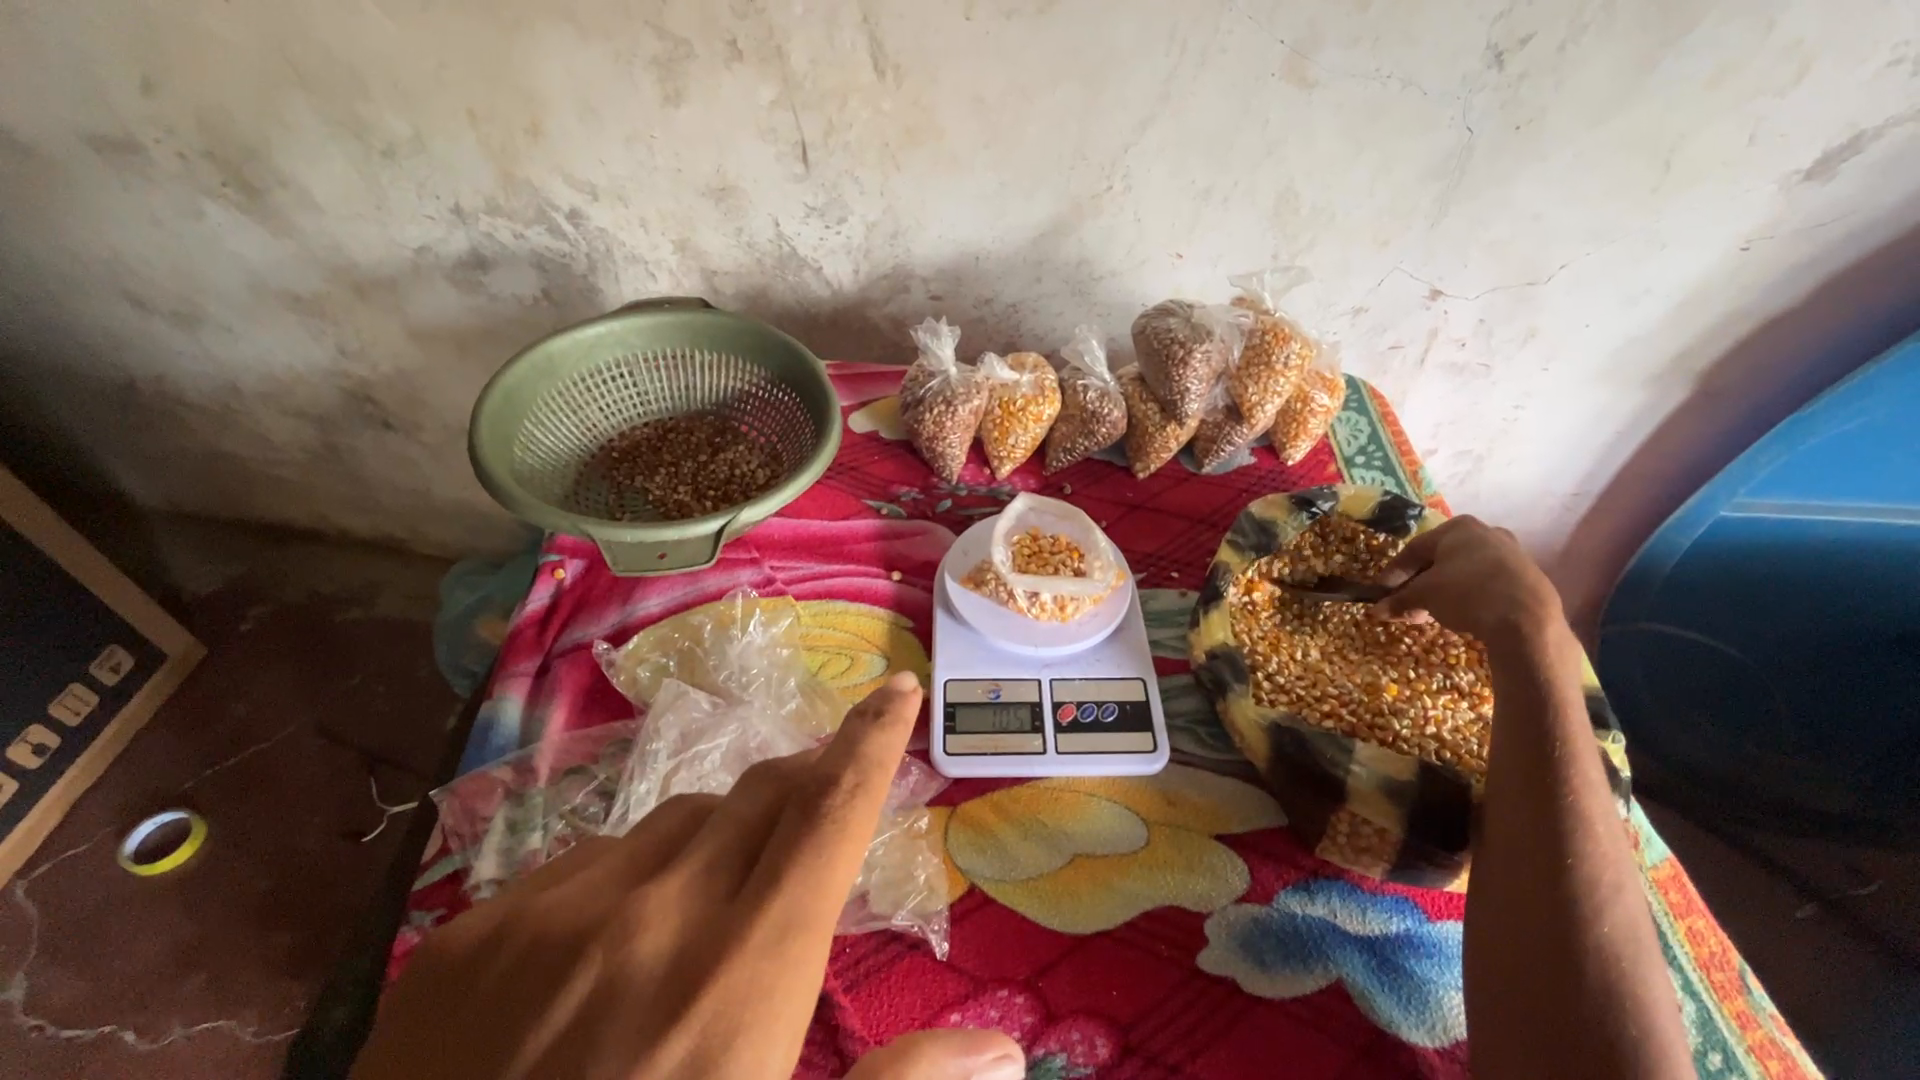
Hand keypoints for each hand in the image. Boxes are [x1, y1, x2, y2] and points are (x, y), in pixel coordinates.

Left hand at [352, 671, 1022, 1079]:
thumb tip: (1001, 1047)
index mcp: (744, 972)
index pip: (829, 816)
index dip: (871, 743)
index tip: (897, 689)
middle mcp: (655, 913)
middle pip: (758, 796)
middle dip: (804, 783)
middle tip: (822, 800)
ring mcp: (552, 914)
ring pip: (673, 824)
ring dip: (717, 838)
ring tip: (714, 899)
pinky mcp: (471, 934)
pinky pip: (582, 864)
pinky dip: (628, 879)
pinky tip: (608, 946)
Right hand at [1369, 516, 1565, 648]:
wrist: (1526, 617)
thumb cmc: (1465, 592)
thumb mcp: (1423, 596)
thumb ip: (1399, 600)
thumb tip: (1377, 611)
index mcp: (1458, 528)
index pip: (1414, 549)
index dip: (1394, 573)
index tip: (1382, 592)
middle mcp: (1485, 533)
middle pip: (1440, 559)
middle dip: (1419, 584)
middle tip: (1405, 605)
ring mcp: (1510, 553)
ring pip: (1463, 572)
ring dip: (1441, 592)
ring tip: (1429, 614)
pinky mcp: (1526, 576)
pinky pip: (1486, 583)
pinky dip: (1467, 596)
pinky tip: (1460, 614)